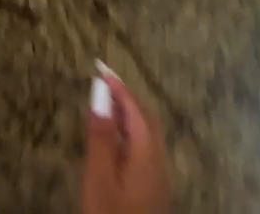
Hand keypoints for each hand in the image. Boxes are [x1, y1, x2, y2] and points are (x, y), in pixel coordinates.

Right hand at [82, 64, 171, 213]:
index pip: (136, 111)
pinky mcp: (154, 191)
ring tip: (106, 102)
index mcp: (147, 156)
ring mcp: (159, 179)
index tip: (100, 67)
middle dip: (128, 97)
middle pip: (148, 122)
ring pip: (148, 136)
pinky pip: (145, 149)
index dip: (119, 87)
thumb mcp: (99, 178)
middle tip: (103, 80)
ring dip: (129, 114)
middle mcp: (159, 164)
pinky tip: (115, 138)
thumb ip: (101, 137)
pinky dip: (130, 132)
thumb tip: (100, 98)